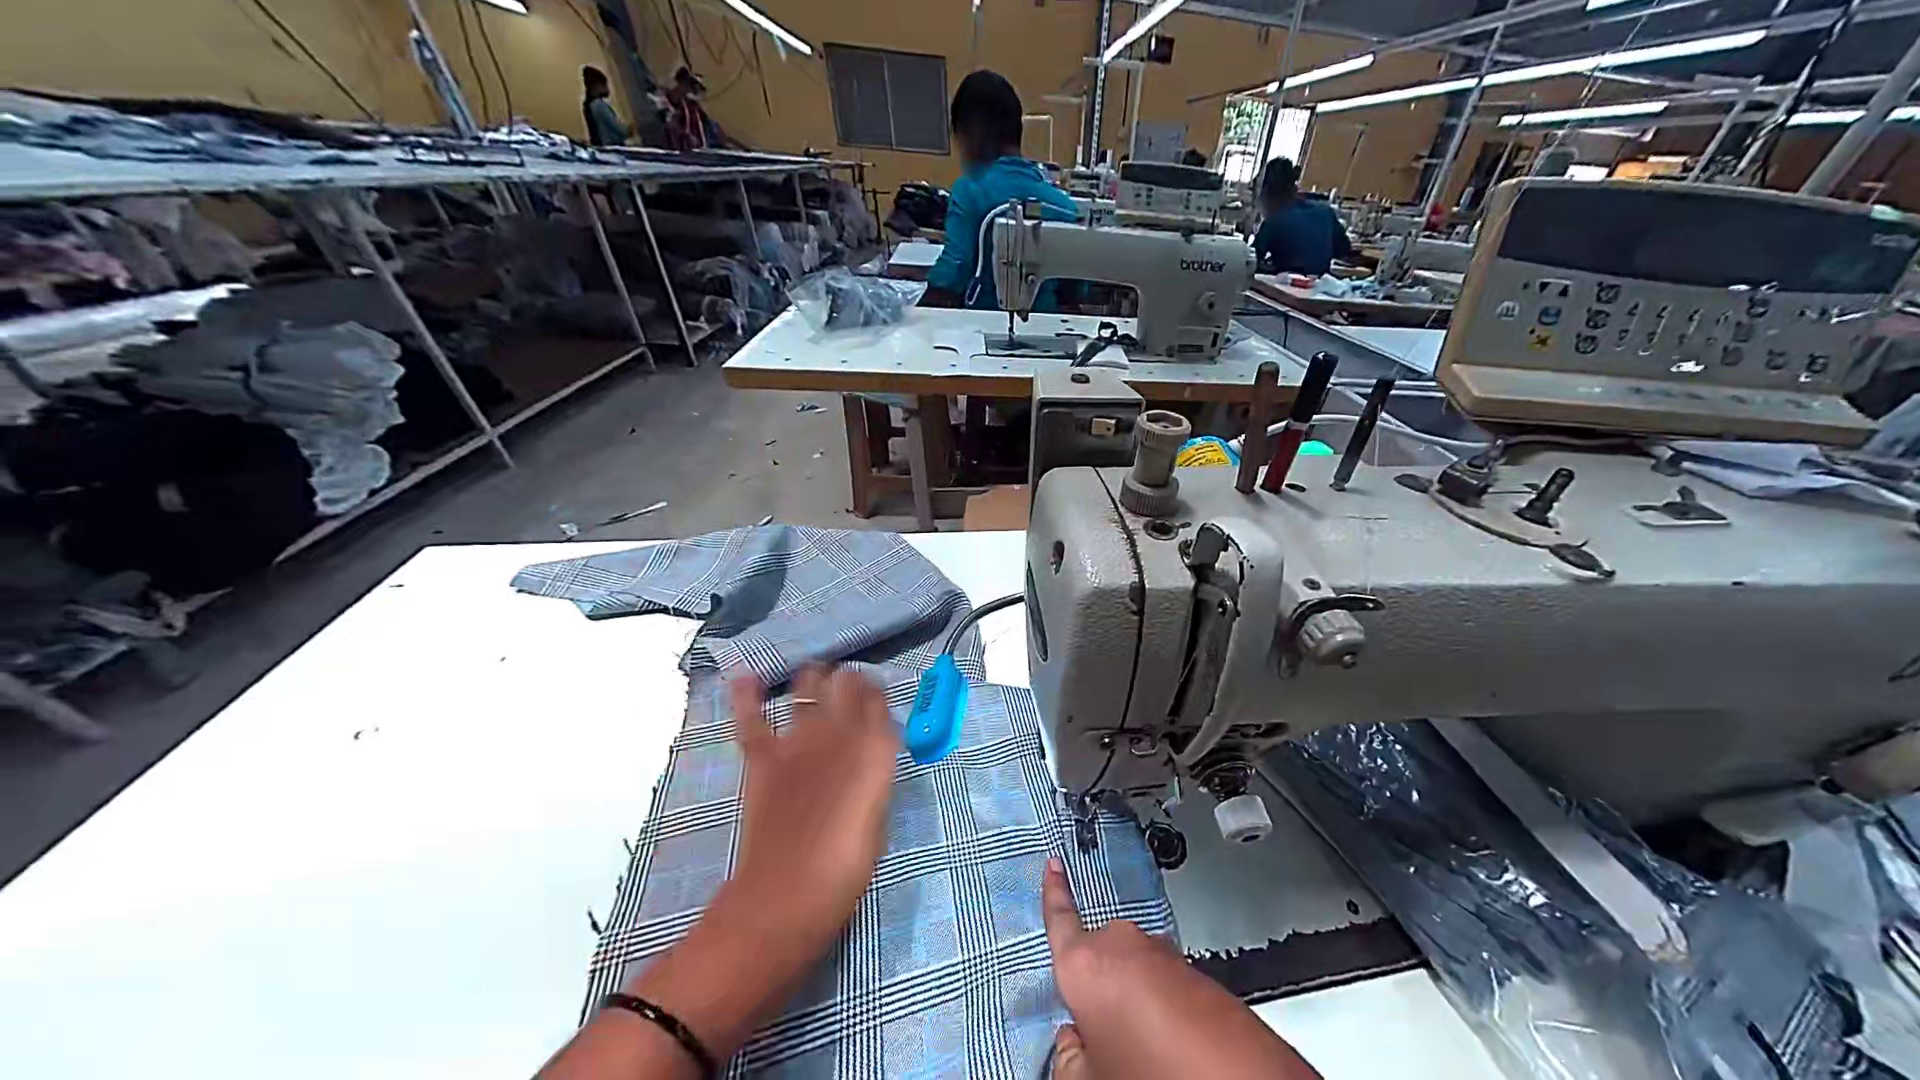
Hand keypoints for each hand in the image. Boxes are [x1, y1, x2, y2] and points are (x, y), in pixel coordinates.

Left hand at [540, 667, 899, 1078]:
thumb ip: (874, 774)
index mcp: (876, 750)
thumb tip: (869, 753)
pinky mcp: (763, 756)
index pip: (879, 700)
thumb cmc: (847, 866)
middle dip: (848, 679)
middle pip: (846, 682)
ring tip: (813, 678)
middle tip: (846, 687)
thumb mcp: (877, 816)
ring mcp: (798, 740)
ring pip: (807, 686)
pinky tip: (746, 674)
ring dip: (812, 678)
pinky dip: (747, 694)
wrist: (789, 894)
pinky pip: (753, 717)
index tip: (875, 696)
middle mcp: (840, 733)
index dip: (876, 693)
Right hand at [1041, 857, 1322, 1079]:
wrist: (1234, 1078)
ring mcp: (1160, 954)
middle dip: (1100, 986)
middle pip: (1098, 956)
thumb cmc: (1152, 1071)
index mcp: (1083, 963)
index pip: (1059, 916)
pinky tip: (1174, 1044)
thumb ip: (1068, 1053)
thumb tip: (1072, 1046)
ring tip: (1146, 1048)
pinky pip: (1165, 981)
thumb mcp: (1088, 1076)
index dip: (1054, 890)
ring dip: (1135, 998)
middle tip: (1105, 1031)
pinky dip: (1164, 1005)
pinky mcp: (1193, 968)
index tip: (1054, 866)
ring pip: (1133, 970)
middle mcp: (1119, 946)